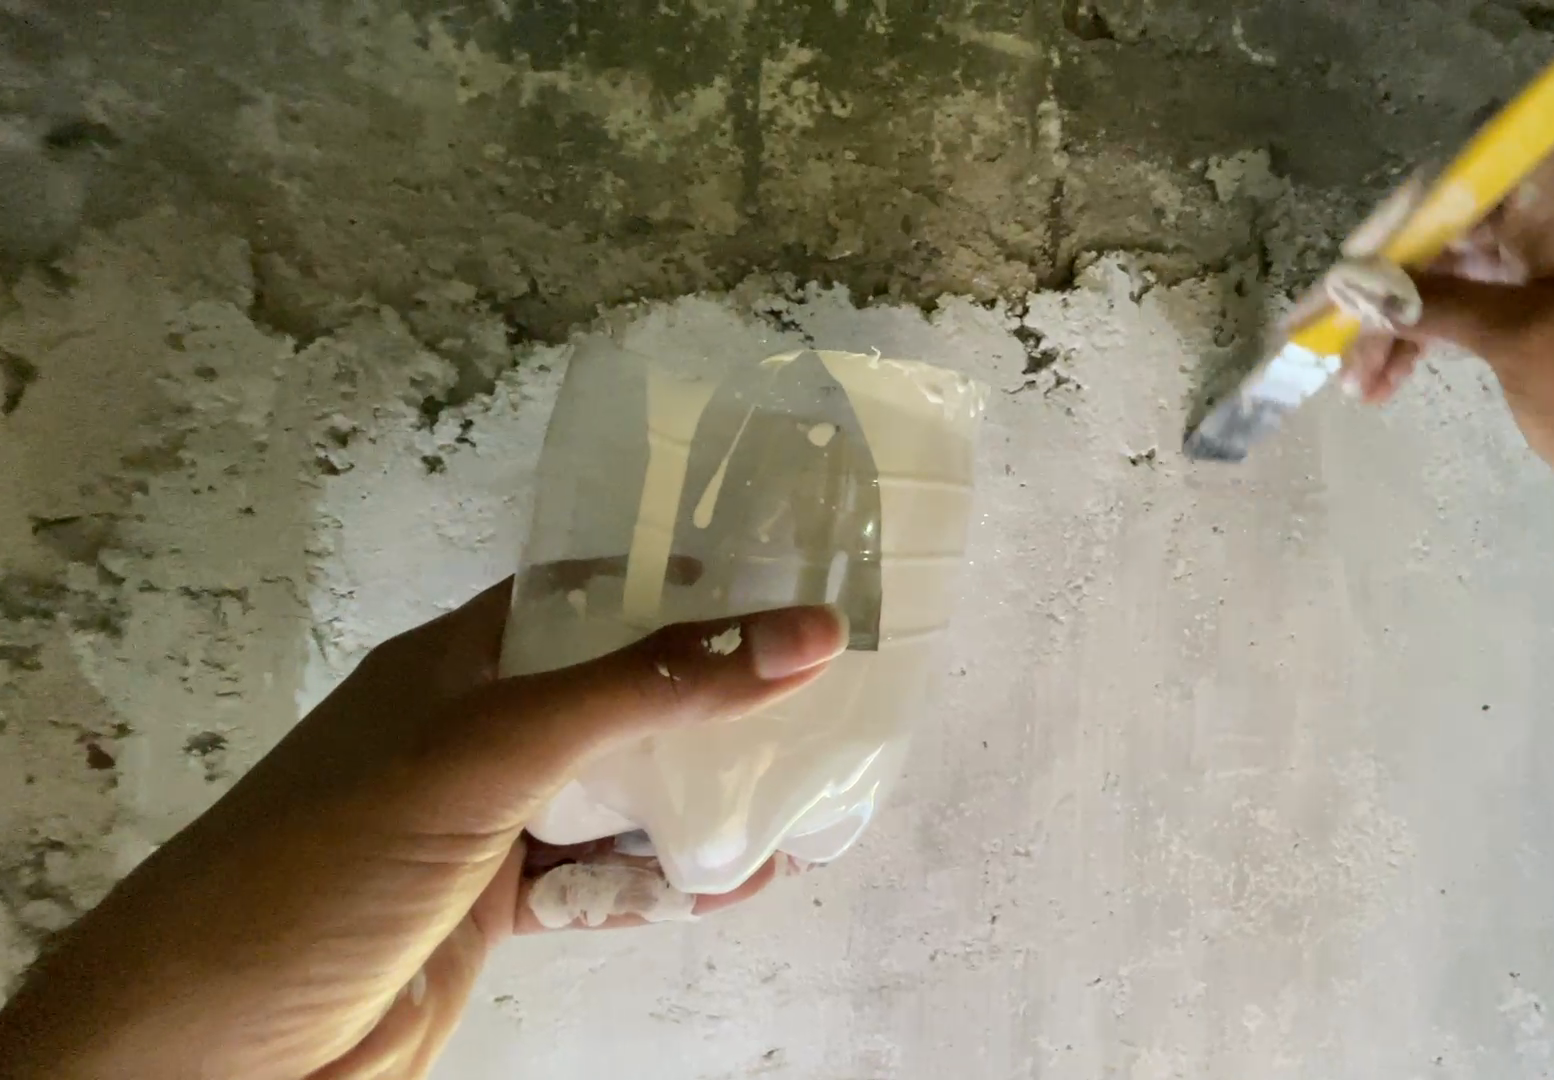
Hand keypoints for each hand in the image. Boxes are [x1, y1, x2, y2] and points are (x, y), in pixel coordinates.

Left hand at [0, 583, 847, 1078]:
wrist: (191, 1079)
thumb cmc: (334, 860)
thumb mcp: (501, 747)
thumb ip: (656, 687)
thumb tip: (808, 631)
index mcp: (472, 658)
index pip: (600, 591)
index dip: (689, 579)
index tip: (781, 580)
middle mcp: (491, 726)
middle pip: (629, 693)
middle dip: (719, 693)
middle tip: (815, 684)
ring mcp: (501, 815)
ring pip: (629, 788)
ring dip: (709, 793)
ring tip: (803, 784)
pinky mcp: (509, 897)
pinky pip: (613, 873)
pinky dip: (676, 876)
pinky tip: (745, 876)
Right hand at [1342, 134, 1553, 507]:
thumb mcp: (1524, 340)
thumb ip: (1433, 302)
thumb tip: (1349, 284)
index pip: (1461, 176)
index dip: (1391, 226)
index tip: (1340, 286)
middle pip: (1450, 225)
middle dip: (1385, 288)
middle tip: (1328, 345)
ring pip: (1456, 269)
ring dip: (1401, 323)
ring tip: (1358, 386)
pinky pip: (1480, 298)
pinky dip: (1435, 334)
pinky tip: (1392, 380)